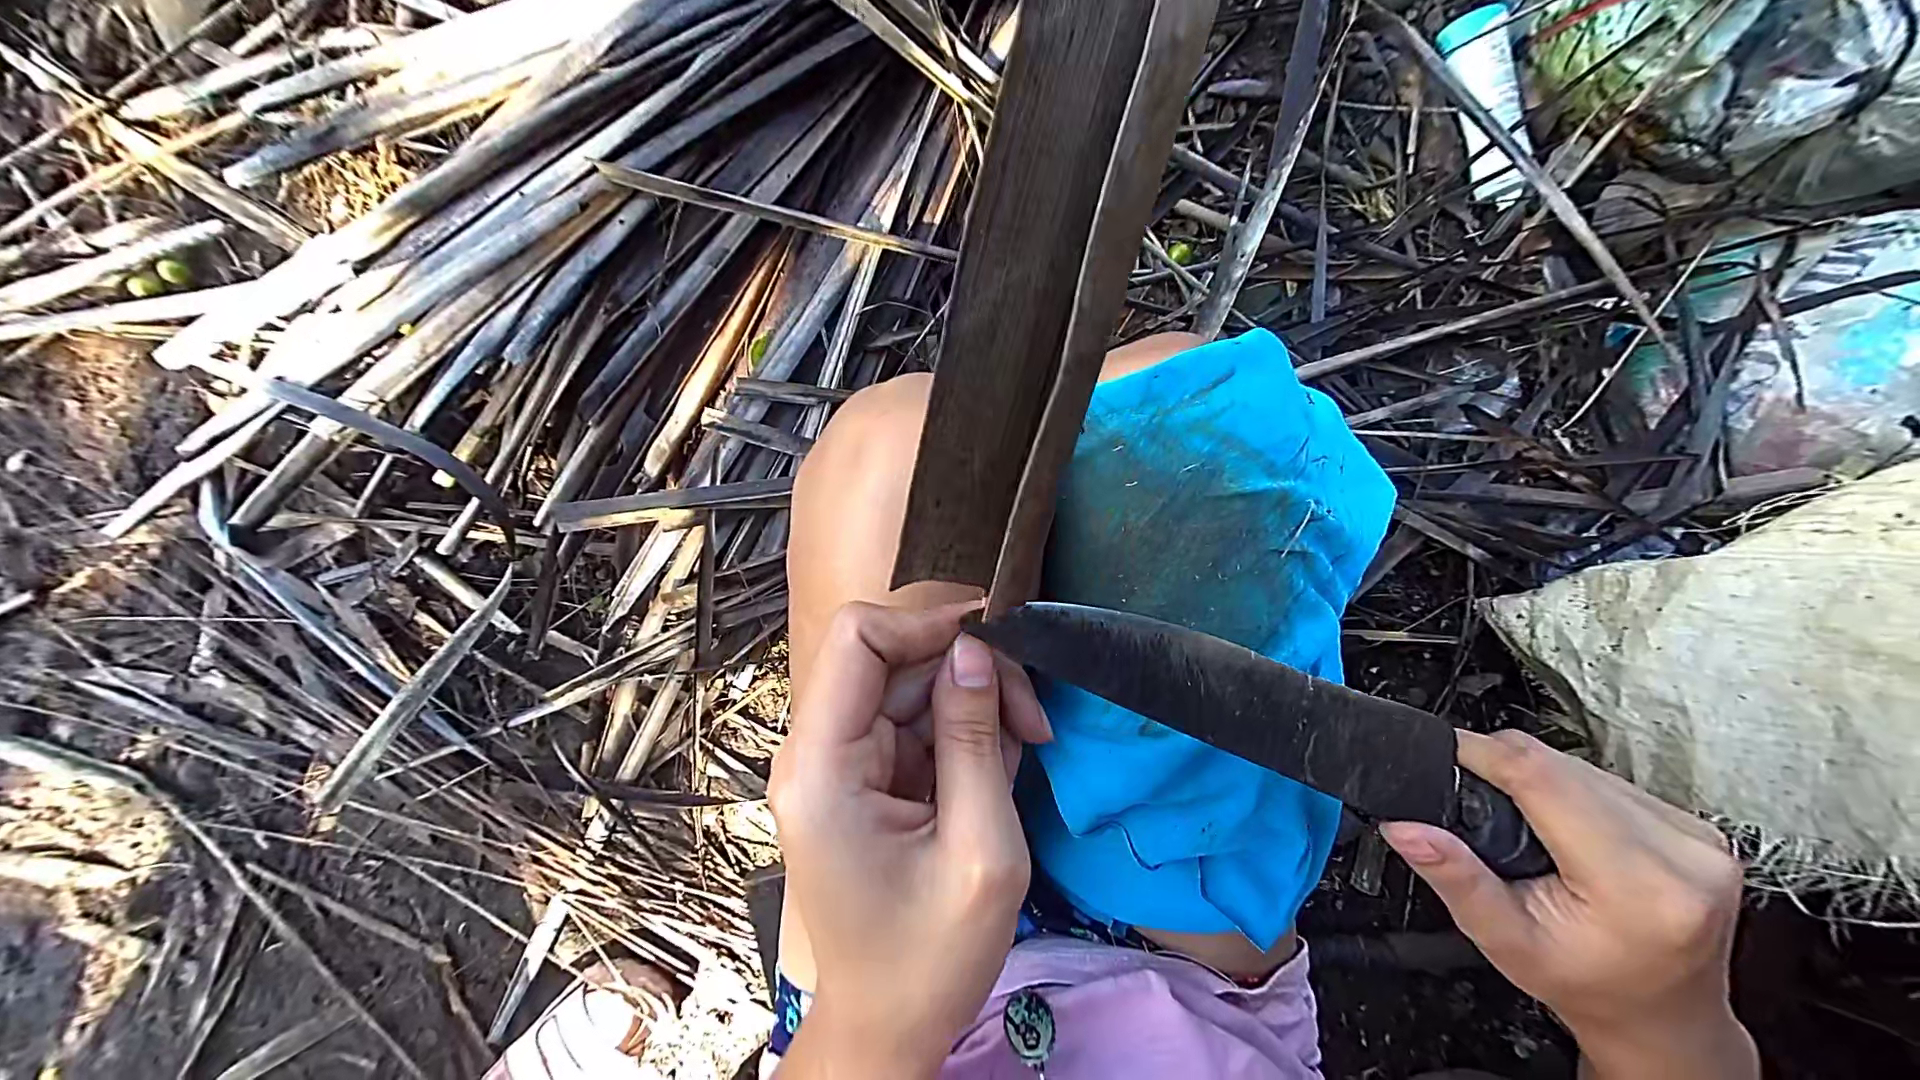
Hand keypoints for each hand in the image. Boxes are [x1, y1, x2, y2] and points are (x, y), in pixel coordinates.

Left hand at [769, 601, 1050, 1077]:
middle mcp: (818, 749)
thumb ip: (976, 737)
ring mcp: (841, 758)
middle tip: (1032, 723)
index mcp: (822, 765)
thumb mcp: (979, 848)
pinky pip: (919, 720)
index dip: (926, 623)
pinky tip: (992, 773)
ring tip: (1018, 752)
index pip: (858, 637)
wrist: (888, 1025)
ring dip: (975, 706)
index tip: (995, 647)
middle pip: (896, 658)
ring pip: (915, 684)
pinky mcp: (865, 770)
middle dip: (971, 674)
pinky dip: (964, 733)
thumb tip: (976, 648)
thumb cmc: (930, 957)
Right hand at [1381, 730, 1756, 1079]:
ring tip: (1515, 817)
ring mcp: (1697, 837)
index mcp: (1639, 886)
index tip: (1440, 753)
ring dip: (1531, 774)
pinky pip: (1602, 776)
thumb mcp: (1503, 940)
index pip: (1540, 776)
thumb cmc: (1586, 983)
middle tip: (1470, 799)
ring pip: (1576, 762)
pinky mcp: (1695, 827)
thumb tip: (1405, 828)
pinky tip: (1554, 821)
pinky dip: (1562, 786)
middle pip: (1556, 762)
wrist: (1662, 1017)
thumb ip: (1454, 878)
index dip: (1478, 752)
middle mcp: (1683, 855)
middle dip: (1499, 765)